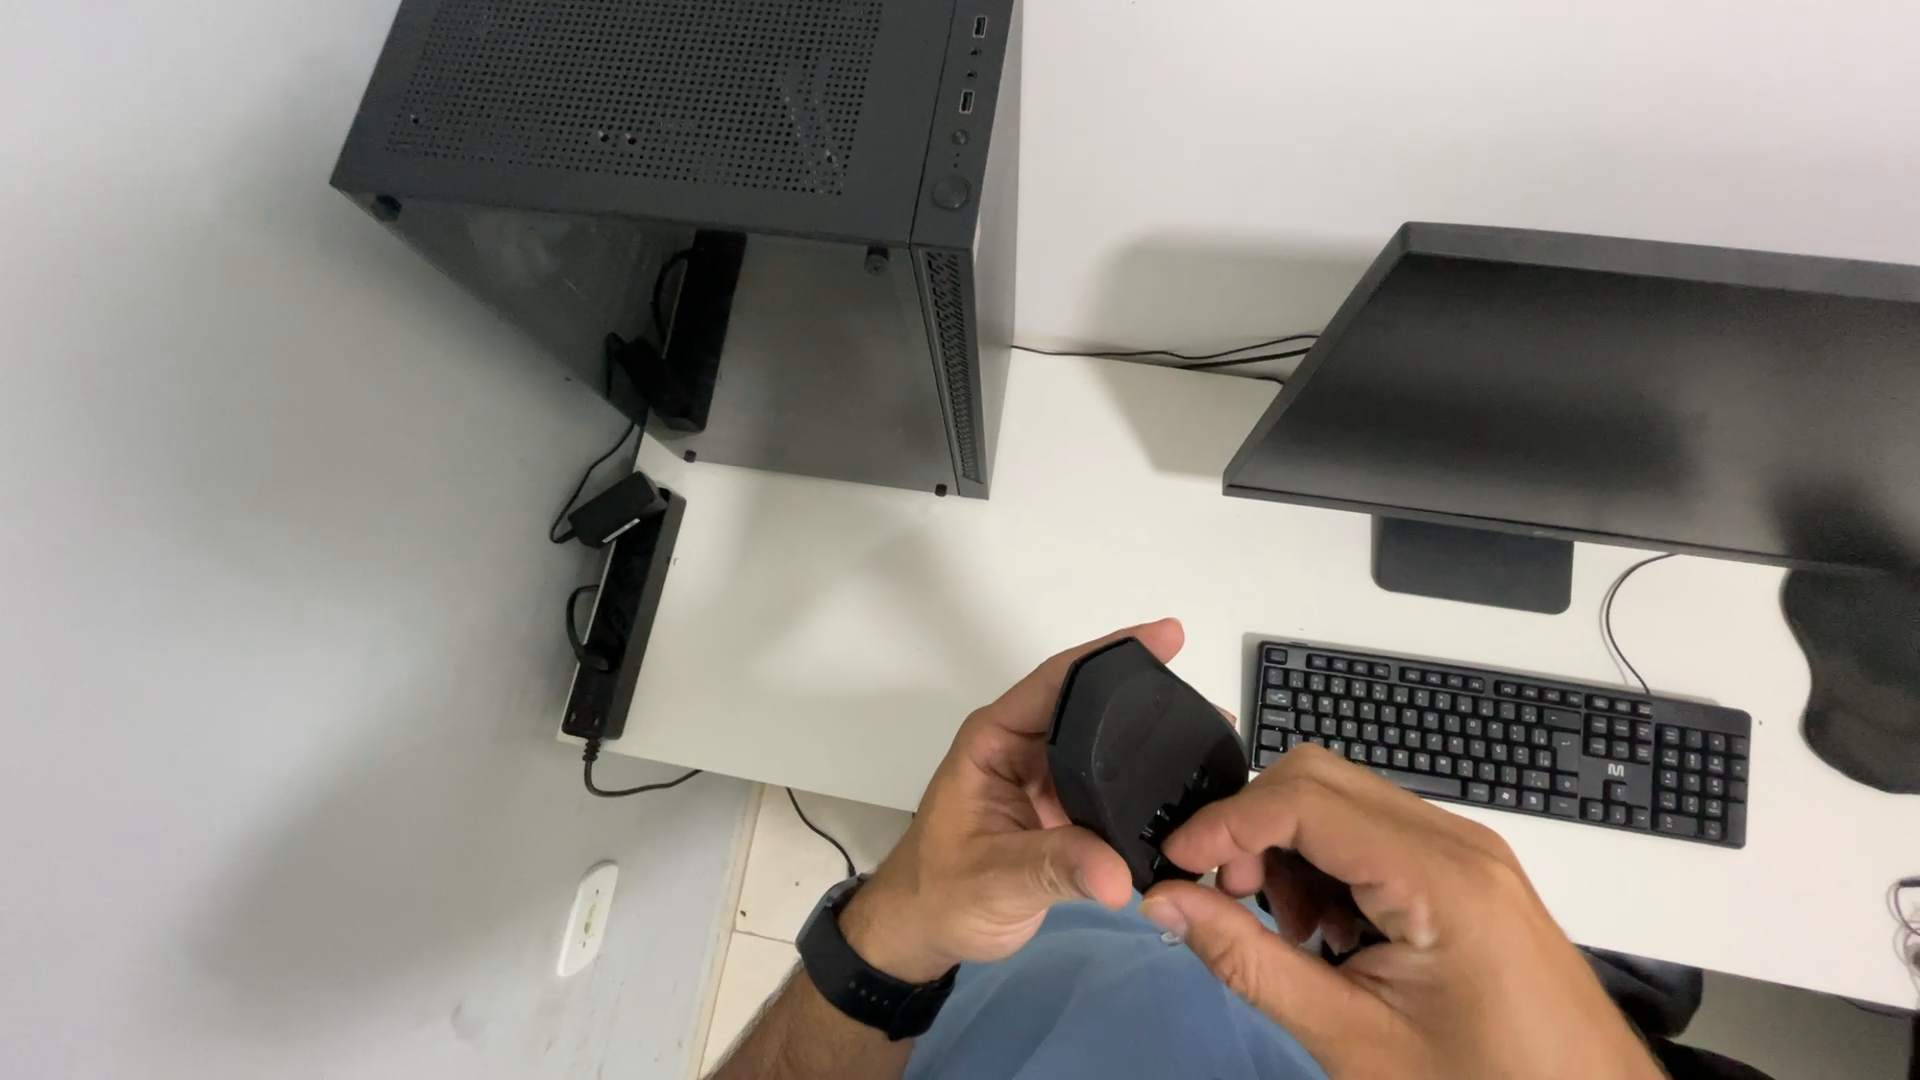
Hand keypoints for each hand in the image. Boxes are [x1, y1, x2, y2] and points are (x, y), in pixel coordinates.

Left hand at [837, 621, 1182, 981]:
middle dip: (1140, 691)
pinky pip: (1107, 781)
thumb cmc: (941, 892)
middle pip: (1086, 703)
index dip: (1108, 655)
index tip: (1165, 636)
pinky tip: (1178, 784)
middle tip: (1203, 698)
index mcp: (995, 738)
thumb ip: (1054, 869)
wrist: (927, 928)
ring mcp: (1044, 773)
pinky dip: (1140, 779)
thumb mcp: (993, 878)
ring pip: (1101, 741)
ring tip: (1206, 732)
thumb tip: (1118, 873)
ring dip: (1146, 737)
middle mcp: (1022, 745)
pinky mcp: (1061, 805)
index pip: (1056, 682)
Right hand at [1139, 745, 1663, 1079]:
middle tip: (1234, 897)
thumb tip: (1163, 899)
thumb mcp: (1351, 1042)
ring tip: (1291, 928)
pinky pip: (1366, 827)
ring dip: (1287, 845)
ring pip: (1336, 796)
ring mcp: (1465, 848)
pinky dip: (1322, 860)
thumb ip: (1246, 960)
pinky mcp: (1463, 866)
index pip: (1303, 800)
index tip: (1175, 864)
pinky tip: (1330, 928)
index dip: (1224, 823)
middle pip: (1316, 777)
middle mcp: (1455, 839)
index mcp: (1440, 878)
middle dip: (1253, 827)